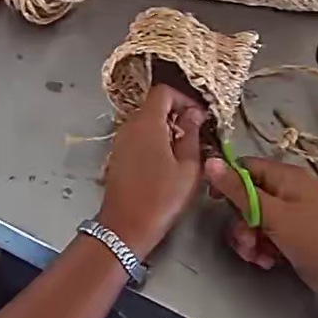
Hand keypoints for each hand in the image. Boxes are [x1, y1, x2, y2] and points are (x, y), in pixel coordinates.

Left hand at [98, 85, 208, 256]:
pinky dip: (154, 140)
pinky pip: (138, 136)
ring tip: (185, 152)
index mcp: (147, 122)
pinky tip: (167, 162)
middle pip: (154, 105)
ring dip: (166, 128)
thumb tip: (193, 114)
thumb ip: (192, 134)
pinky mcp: (118, 154)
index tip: (199, 117)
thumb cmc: (161, 197)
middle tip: (197, 135)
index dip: (184, 99)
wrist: (125, 226)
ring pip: (146, 121)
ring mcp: (120, 140)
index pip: (163, 92)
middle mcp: (129, 125)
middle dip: (177, 114)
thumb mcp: (188, 166)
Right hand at [206, 156, 317, 299]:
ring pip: (259, 219)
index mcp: (287, 176)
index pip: (245, 167)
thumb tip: (209, 161)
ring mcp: (299, 214)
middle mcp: (292, 190)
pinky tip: (269, 262)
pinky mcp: (303, 237)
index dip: (227, 182)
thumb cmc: (317, 242)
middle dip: (241, 220)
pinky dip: (266, 247)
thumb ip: (238, 191)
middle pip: (250, 196)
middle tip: (244, 241)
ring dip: (251, 238)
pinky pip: (273, 235)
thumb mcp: (273, 216)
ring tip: (257, 256)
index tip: (214, 203)